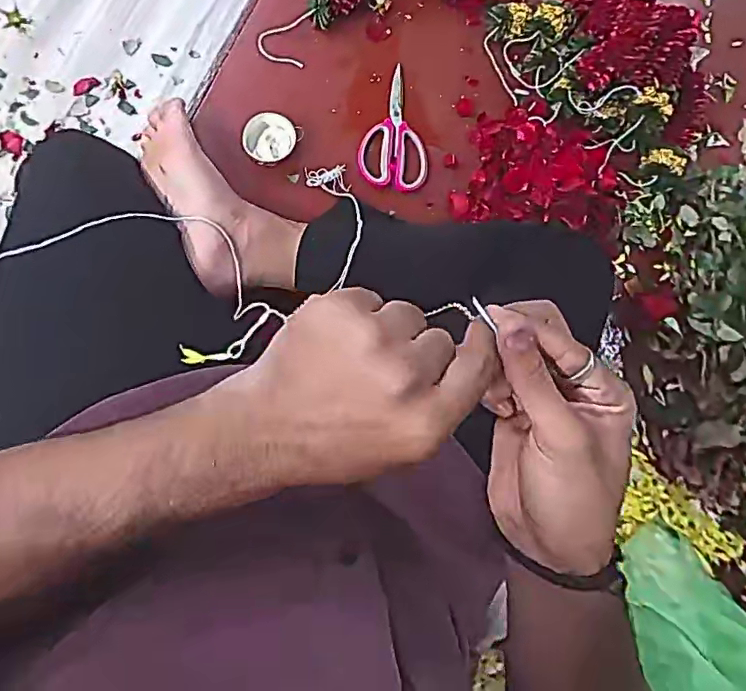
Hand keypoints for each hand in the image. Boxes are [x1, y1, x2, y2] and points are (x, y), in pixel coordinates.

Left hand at [218, 287, 498, 486]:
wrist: (266, 427)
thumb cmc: (335, 443)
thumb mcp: (404, 448)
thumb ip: (444, 405)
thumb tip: (473, 354)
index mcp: (425, 420)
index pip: (478, 363)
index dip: (479, 344)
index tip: (475, 331)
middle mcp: (404, 377)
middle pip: (440, 336)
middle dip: (418, 347)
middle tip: (383, 370)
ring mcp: (370, 336)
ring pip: (406, 311)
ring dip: (388, 327)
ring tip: (355, 354)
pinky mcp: (339, 307)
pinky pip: (370, 296)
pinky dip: (356, 312)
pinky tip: (335, 339)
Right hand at [480, 302, 634, 576]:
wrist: (548, 551)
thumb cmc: (574, 499)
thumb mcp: (561, 437)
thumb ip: (533, 380)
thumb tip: (510, 326)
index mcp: (602, 387)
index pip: (564, 341)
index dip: (530, 328)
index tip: (496, 318)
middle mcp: (574, 385)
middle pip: (540, 338)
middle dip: (513, 337)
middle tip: (484, 340)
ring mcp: (543, 396)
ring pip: (515, 354)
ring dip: (498, 360)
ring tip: (493, 387)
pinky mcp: (516, 409)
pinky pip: (498, 377)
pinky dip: (489, 379)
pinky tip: (490, 398)